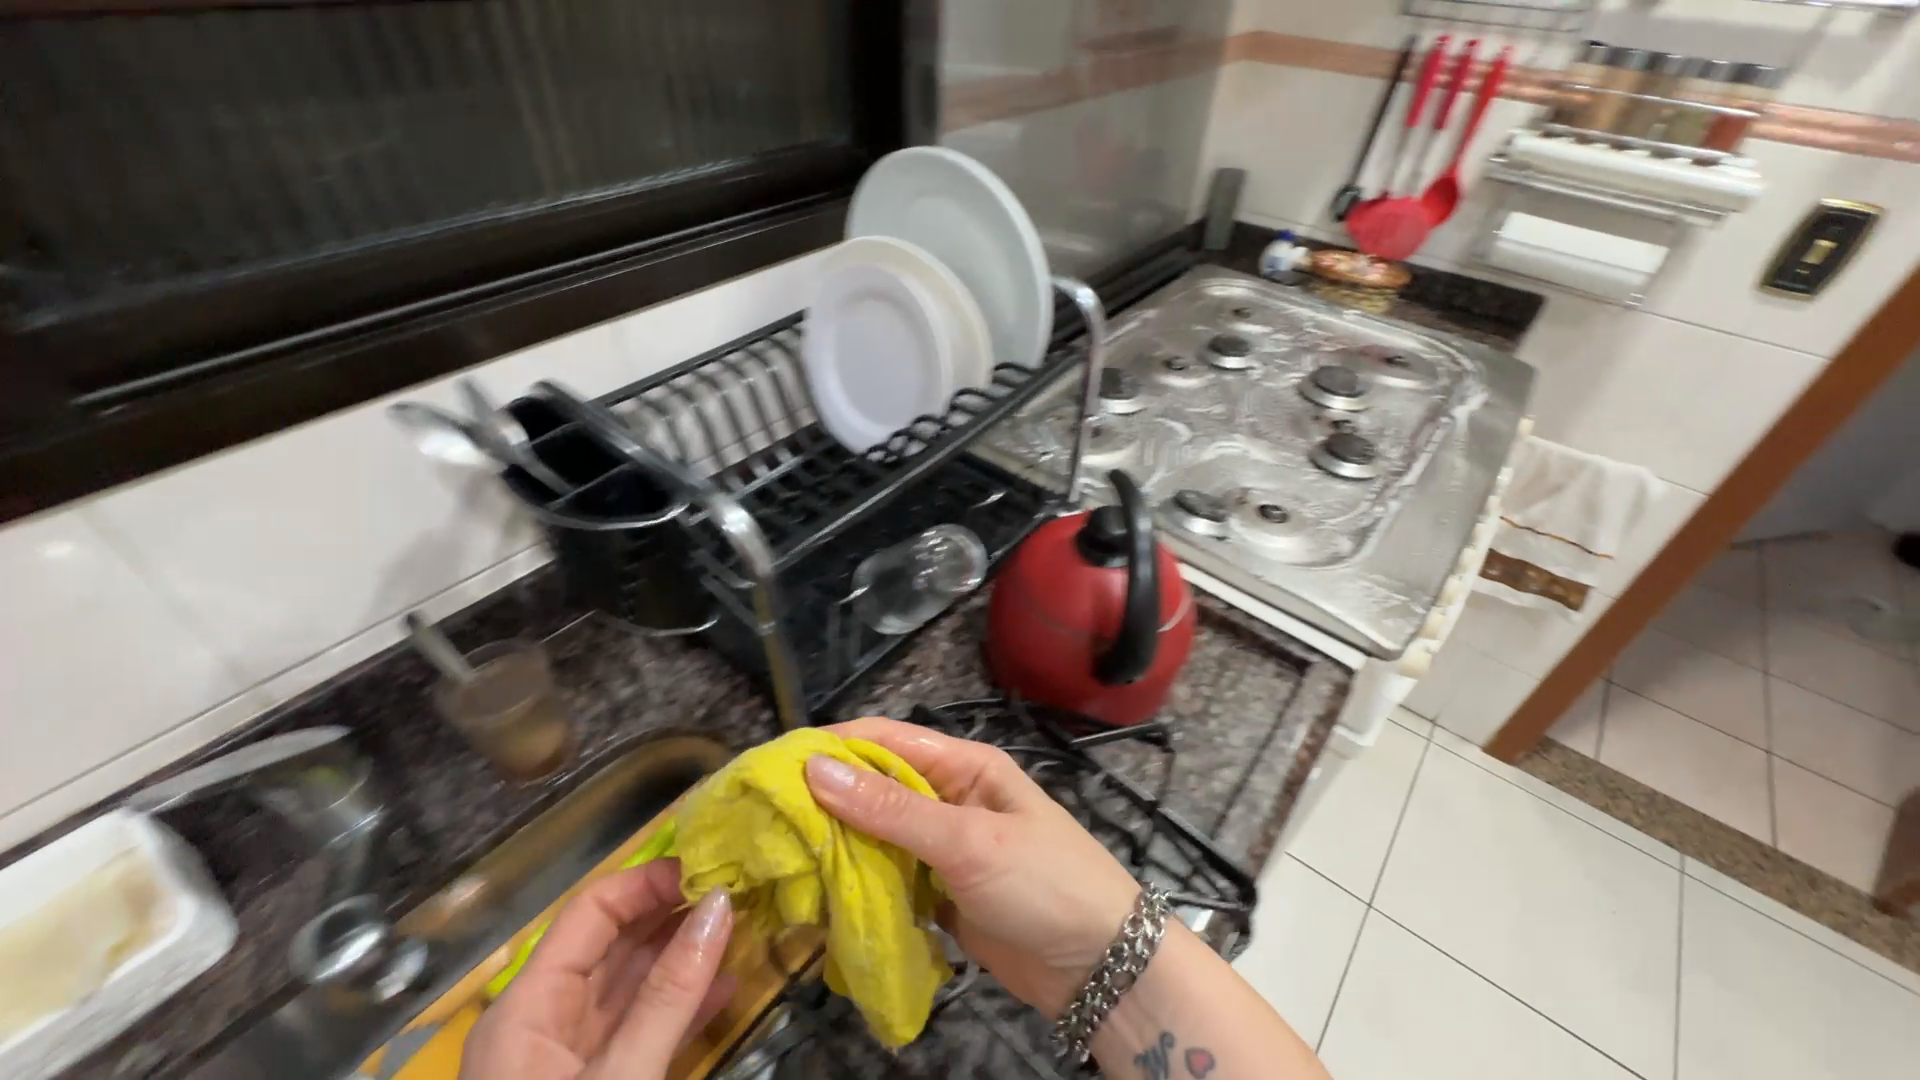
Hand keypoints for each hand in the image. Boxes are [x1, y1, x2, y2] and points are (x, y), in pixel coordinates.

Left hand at [458, 859, 735, 1079]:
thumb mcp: (618, 1076)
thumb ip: (668, 995)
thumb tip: (720, 903)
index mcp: (526, 1008)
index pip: (590, 912)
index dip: (648, 882)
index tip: (711, 870)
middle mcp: (544, 1022)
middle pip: (613, 944)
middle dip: (675, 915)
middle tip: (738, 891)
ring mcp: (571, 1057)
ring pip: (633, 986)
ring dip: (687, 959)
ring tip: (741, 928)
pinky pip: (643, 1030)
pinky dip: (684, 1008)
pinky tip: (728, 985)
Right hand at [804, 717, 1141, 1018]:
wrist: (1100, 965)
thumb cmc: (1043, 883)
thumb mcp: (968, 841)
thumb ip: (891, 810)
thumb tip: (814, 769)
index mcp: (963, 765)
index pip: (885, 738)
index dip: (831, 746)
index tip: (772, 765)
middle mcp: (948, 796)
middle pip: (875, 786)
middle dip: (826, 799)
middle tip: (763, 818)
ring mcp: (943, 846)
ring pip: (876, 833)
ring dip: (837, 844)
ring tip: (778, 856)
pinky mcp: (939, 891)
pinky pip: (889, 875)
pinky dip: (858, 882)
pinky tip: (818, 893)